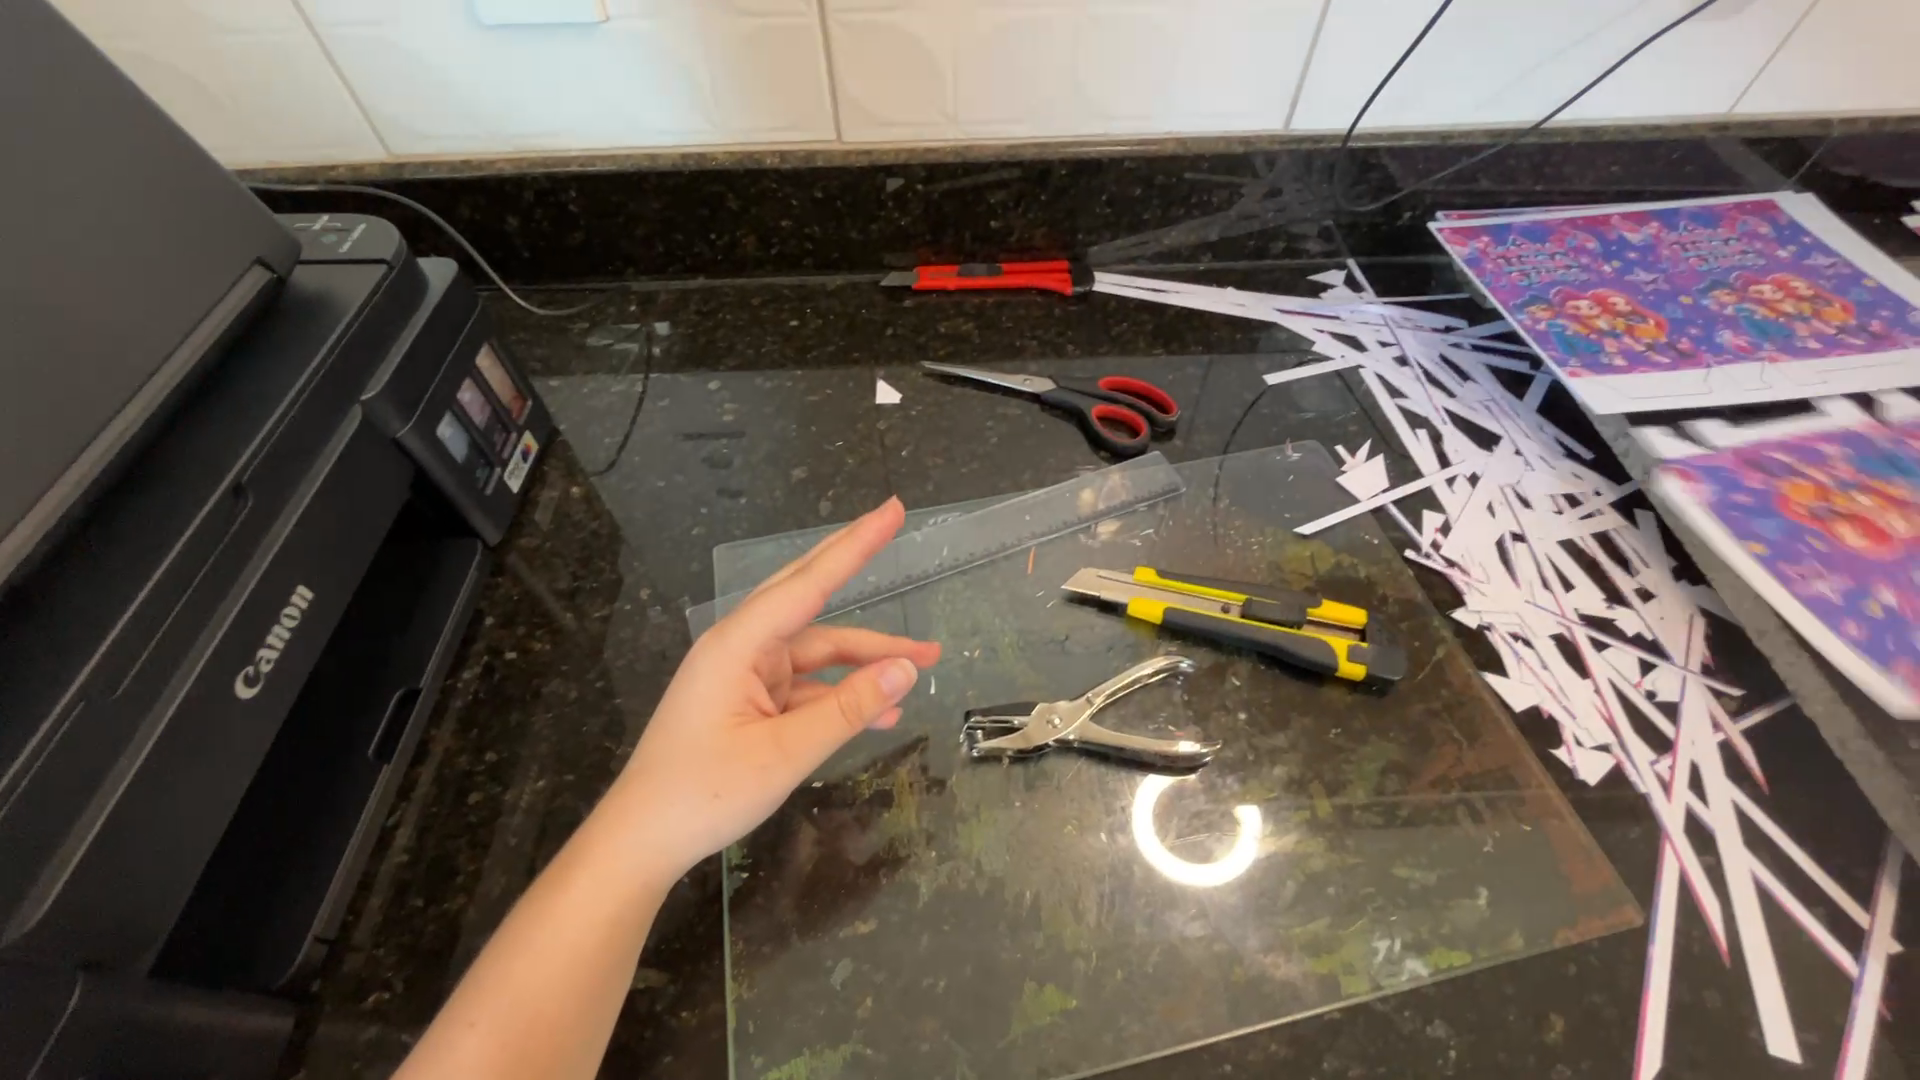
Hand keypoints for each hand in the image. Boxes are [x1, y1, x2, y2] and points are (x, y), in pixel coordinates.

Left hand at [611, 497, 940, 875]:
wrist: (643, 842)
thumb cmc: (703, 794)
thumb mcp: (786, 753)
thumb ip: (849, 708)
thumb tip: (906, 670)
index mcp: (739, 644)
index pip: (809, 582)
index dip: (855, 546)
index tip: (892, 510)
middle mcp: (743, 647)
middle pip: (810, 596)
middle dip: (857, 570)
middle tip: (898, 527)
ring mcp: (746, 675)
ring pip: (818, 652)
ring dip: (865, 661)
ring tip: (924, 667)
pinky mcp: (751, 702)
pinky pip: (807, 687)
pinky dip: (842, 697)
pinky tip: (881, 714)